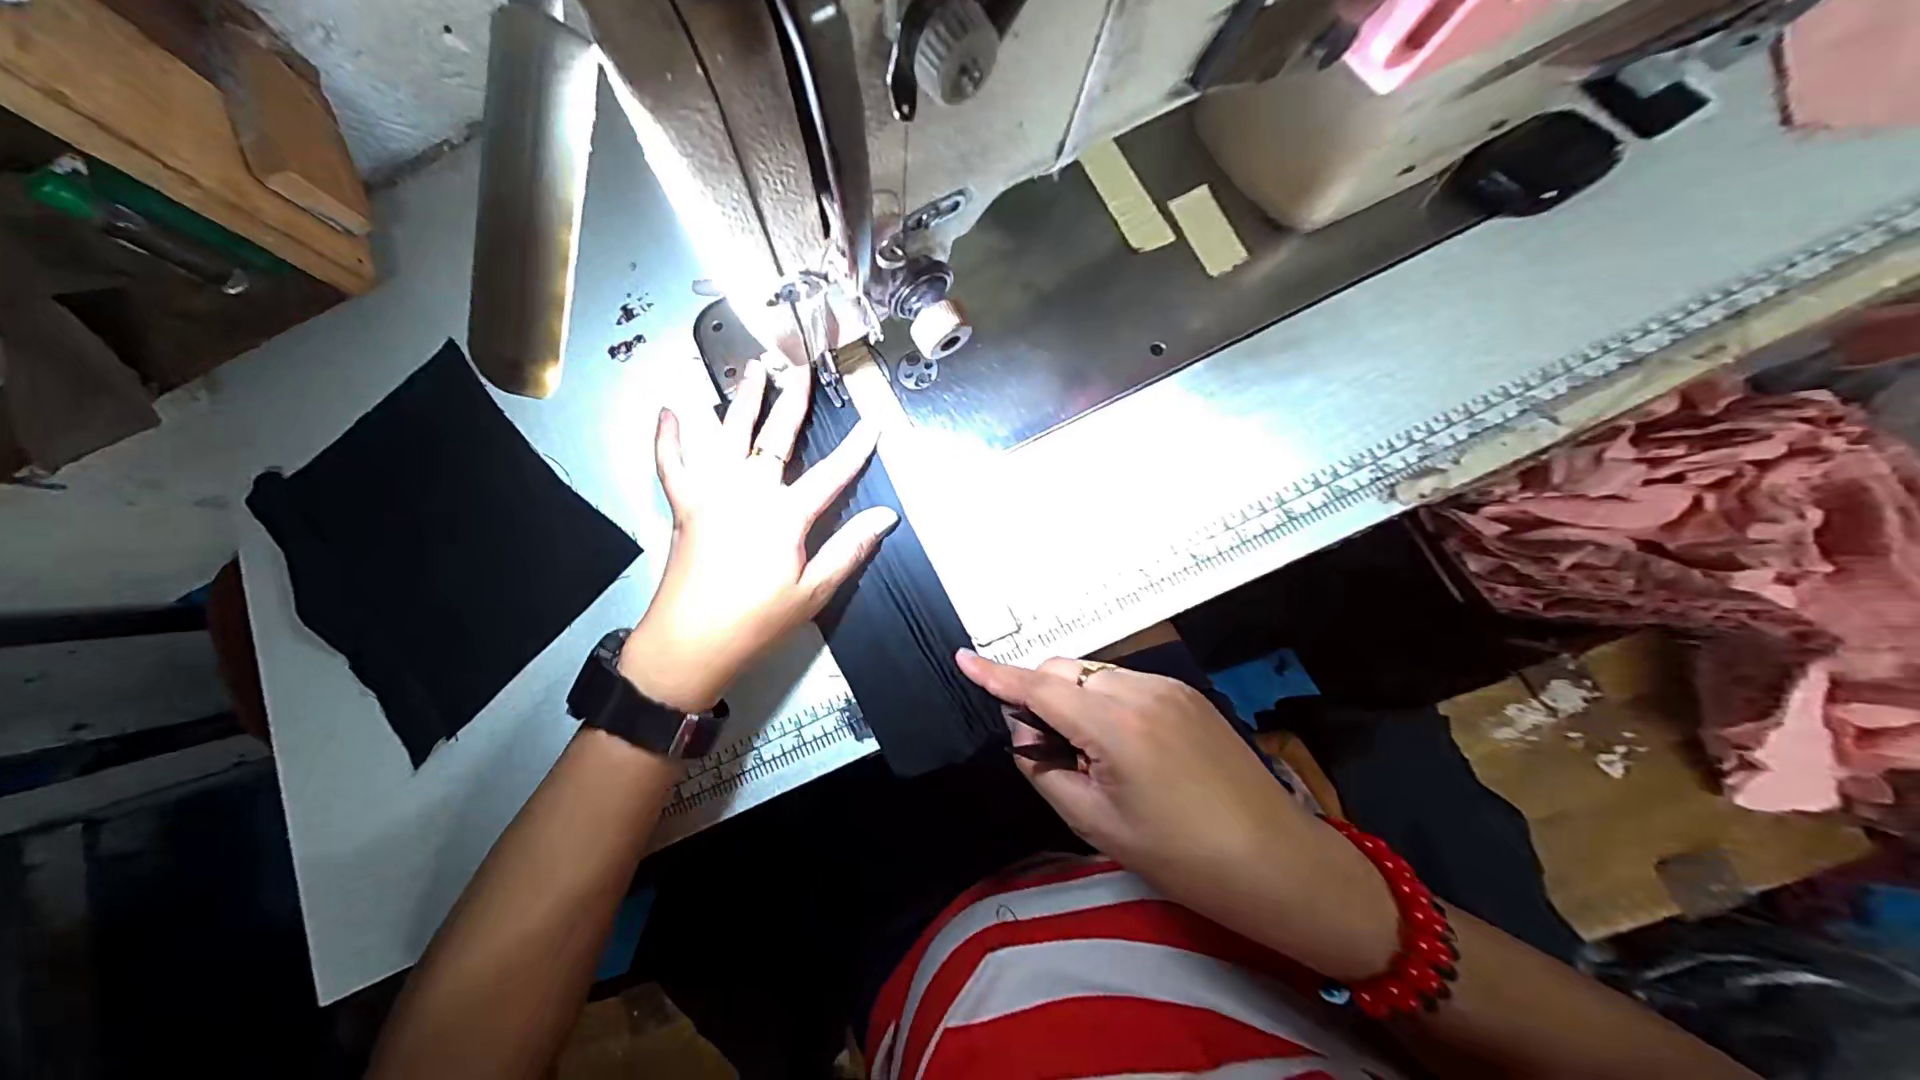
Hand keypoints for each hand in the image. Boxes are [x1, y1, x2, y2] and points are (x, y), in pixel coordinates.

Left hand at [620, 360, 897, 713]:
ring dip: (742, 400)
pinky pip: (672, 463)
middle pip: (776, 436)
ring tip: (752, 371)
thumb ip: (849, 549)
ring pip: (728, 434)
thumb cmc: (754, 621)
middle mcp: (747, 493)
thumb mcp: (814, 591)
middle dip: (793, 400)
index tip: (873, 426)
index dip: (857, 448)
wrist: (690, 643)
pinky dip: (669, 437)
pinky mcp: (685, 506)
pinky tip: (668, 413)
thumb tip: (884, 519)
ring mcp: (712, 494)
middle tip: (801, 371)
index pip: (832, 473)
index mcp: (784, 515)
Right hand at [955, 649, 1399, 981]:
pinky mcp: (1187, 694)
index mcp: (1115, 724)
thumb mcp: (1096, 822)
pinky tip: (1116, 742)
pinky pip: (1124, 682)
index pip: (1039, 686)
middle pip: (1064, 669)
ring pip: (1093, 672)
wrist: (1277, 863)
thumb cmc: (1181, 856)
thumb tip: (1025, 735)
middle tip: (1041, 745)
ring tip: (1085, 750)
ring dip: (1070, 696)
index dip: (996, 674)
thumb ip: (1046, 768)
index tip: (964, 658)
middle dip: (1036, 691)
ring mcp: (1169, 687)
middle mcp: (1141, 689)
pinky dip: (1102, 699)